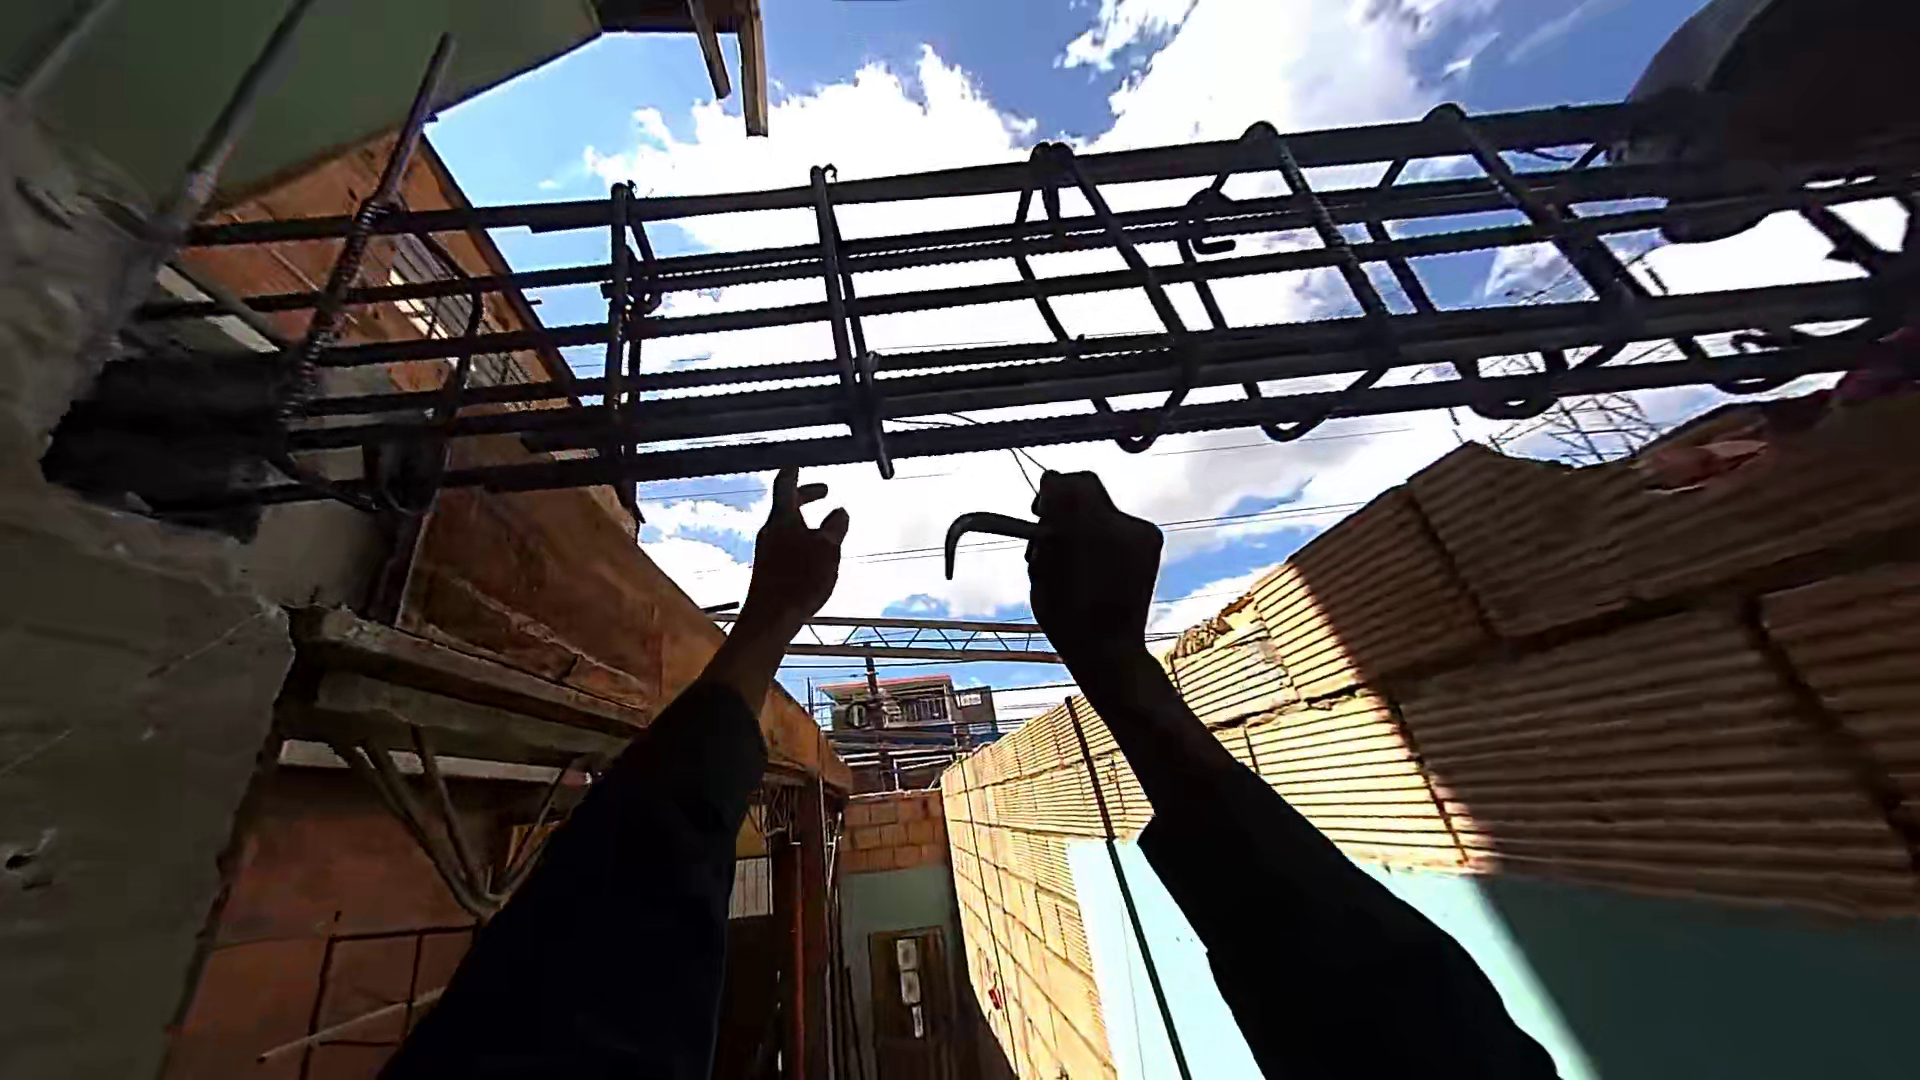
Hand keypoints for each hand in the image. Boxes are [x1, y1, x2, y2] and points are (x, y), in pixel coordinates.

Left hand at [736, 466, 848, 639]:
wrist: (770, 618)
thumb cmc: (800, 580)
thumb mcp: (827, 549)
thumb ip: (835, 527)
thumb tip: (841, 511)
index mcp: (783, 520)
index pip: (785, 486)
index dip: (794, 473)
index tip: (798, 464)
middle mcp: (770, 532)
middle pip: (786, 506)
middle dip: (805, 496)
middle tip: (823, 493)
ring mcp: (767, 551)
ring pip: (786, 526)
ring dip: (805, 520)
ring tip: (825, 525)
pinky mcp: (768, 569)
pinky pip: (786, 544)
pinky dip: (801, 539)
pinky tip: (814, 554)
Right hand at [1026, 471, 1162, 667]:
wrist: (1108, 647)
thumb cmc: (1065, 612)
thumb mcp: (1041, 565)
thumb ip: (1048, 516)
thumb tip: (1051, 478)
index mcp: (1087, 531)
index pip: (1071, 483)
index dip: (1052, 490)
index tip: (1037, 509)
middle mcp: (1122, 524)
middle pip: (1088, 492)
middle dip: (1066, 507)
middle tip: (1052, 531)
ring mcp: (1142, 532)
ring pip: (1103, 508)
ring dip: (1084, 522)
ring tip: (1072, 555)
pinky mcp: (1153, 541)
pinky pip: (1120, 523)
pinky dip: (1104, 534)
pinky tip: (1094, 561)